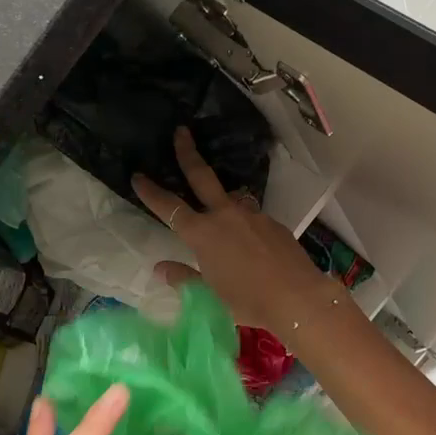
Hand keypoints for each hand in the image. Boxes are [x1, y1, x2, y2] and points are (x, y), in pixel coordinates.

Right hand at [131, 127, 338, 333]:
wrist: (297, 298)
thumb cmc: (248, 302)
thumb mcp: (210, 296)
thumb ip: (185, 278)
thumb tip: (161, 268)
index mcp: (203, 234)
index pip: (169, 208)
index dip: (151, 192)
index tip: (138, 176)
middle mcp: (226, 216)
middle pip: (203, 176)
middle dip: (188, 153)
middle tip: (181, 132)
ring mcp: (253, 216)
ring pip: (231, 198)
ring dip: (221, 197)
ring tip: (219, 207)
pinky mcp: (274, 224)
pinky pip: (251, 217)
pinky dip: (244, 222)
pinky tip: (249, 240)